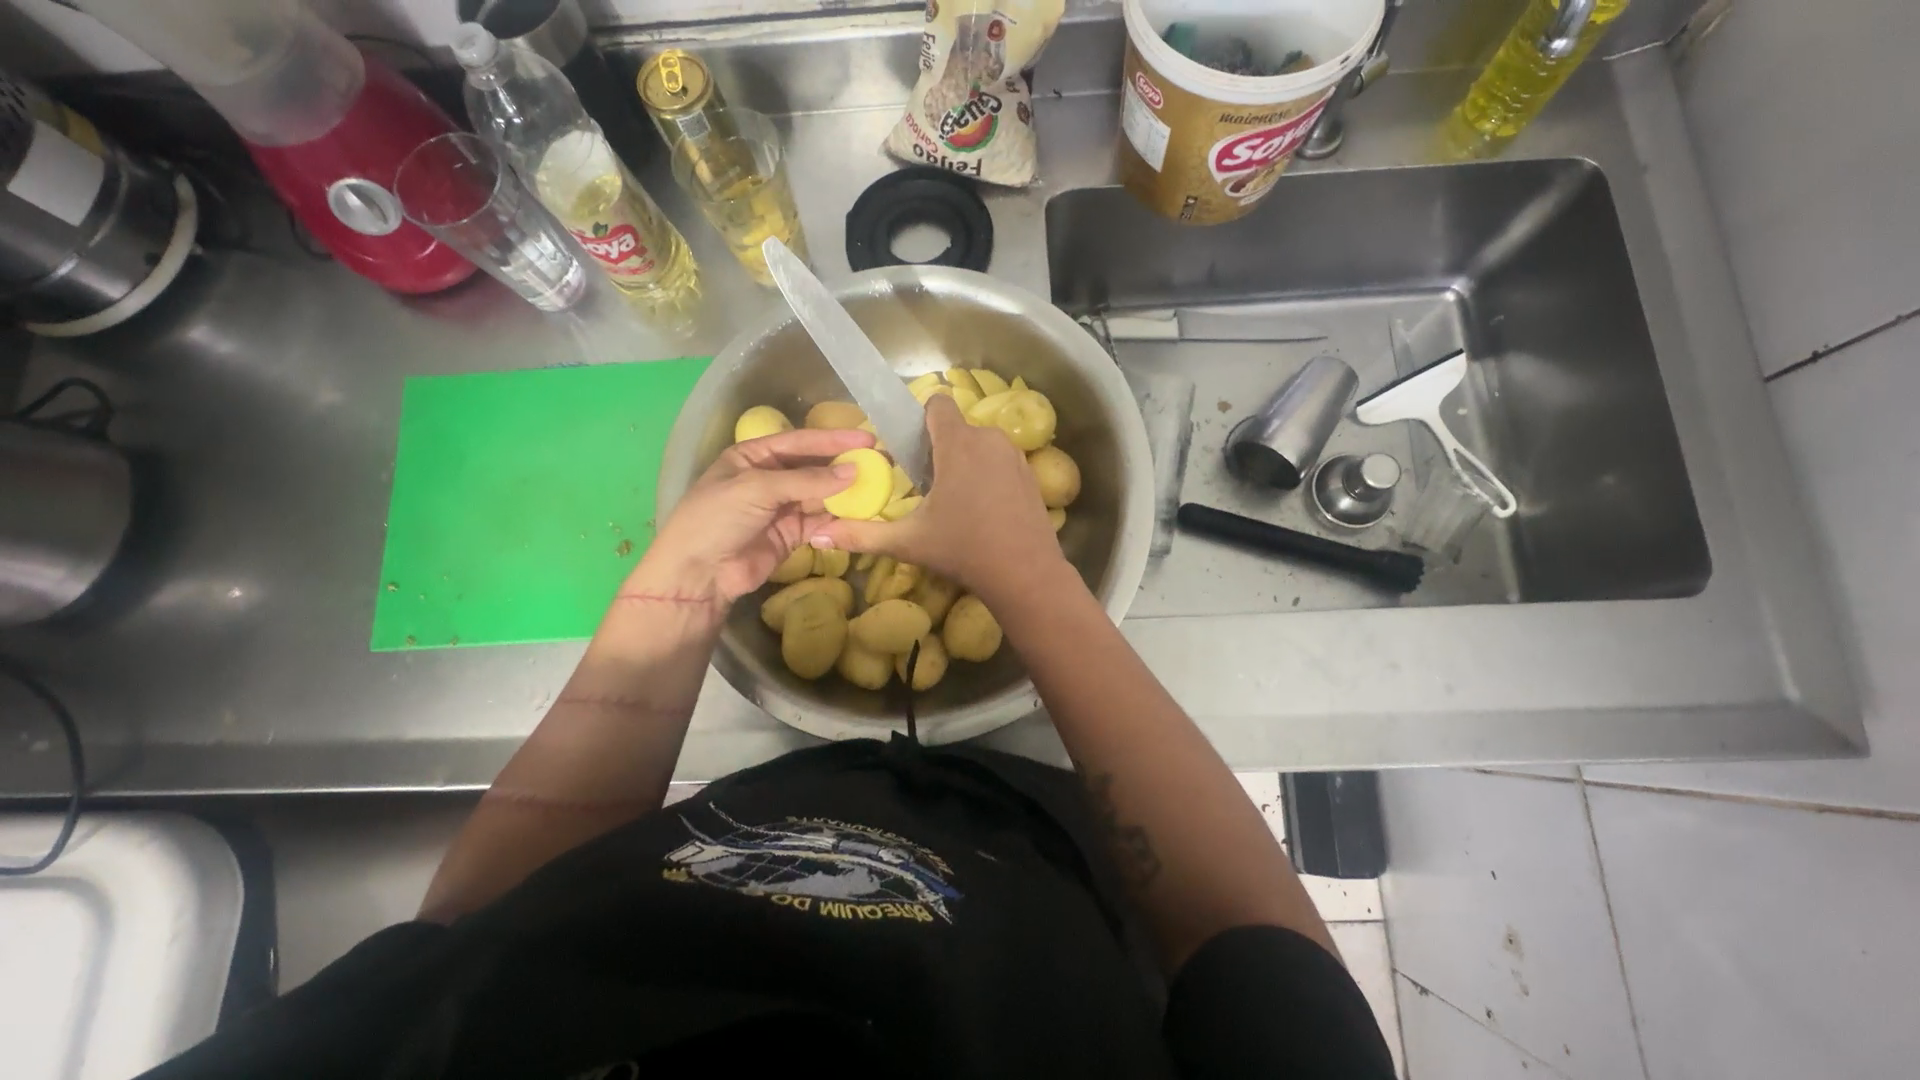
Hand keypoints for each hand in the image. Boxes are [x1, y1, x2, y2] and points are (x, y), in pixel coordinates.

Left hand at [634, 427, 871, 604]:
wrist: (698, 575)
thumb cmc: (717, 519)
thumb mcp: (757, 489)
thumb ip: (806, 480)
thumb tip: (854, 472)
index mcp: (752, 456)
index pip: (799, 441)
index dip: (833, 439)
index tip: (867, 438)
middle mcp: (769, 477)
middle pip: (813, 466)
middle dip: (844, 465)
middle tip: (880, 462)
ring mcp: (780, 507)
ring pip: (820, 494)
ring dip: (845, 492)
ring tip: (879, 487)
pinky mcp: (790, 535)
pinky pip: (819, 521)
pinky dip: (838, 518)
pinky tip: (861, 514)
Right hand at [812, 394, 1066, 599]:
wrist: (1025, 574)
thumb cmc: (963, 550)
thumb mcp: (908, 542)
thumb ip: (862, 535)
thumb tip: (817, 534)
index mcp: (957, 443)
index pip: (937, 403)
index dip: (920, 419)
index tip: (910, 449)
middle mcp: (988, 439)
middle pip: (955, 428)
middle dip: (939, 448)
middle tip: (925, 486)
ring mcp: (1014, 456)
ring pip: (979, 445)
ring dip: (963, 462)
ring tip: (953, 501)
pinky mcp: (1030, 474)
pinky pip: (999, 461)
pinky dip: (987, 476)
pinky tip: (980, 510)